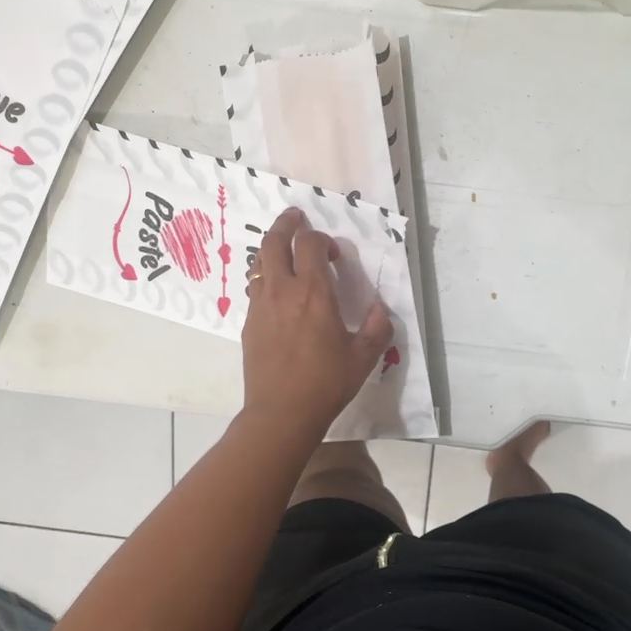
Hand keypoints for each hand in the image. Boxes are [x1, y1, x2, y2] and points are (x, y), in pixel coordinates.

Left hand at [239, 208, 393, 436]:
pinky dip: (265, 279)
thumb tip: (380, 310)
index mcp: (313, 292)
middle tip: (296, 219)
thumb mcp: (362, 359)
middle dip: (286, 225)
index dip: (321, 239)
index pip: (310, 244)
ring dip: (271, 250)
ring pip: (259, 263)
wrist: (282, 412)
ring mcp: (260, 306)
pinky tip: (276, 294)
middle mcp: (282, 290)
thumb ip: (376, 329)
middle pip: (274, 241)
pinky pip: (255, 290)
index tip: (332, 252)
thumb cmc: (326, 384)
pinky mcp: (249, 324)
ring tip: (282, 253)